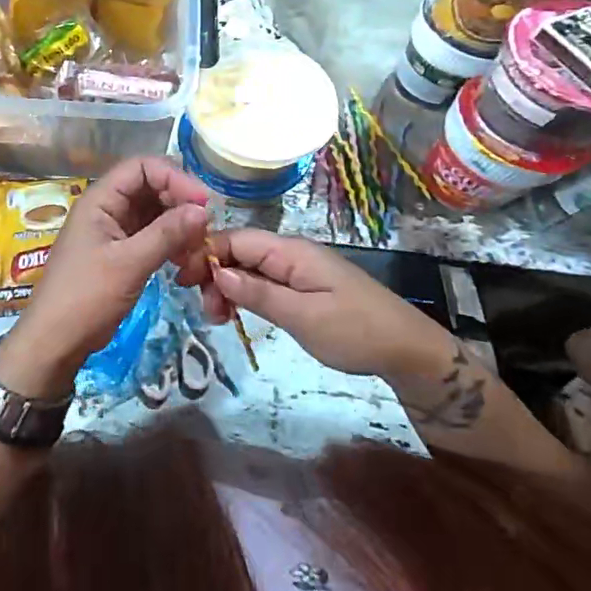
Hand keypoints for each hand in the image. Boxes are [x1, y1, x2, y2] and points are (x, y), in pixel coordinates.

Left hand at [0, 158, 209, 395]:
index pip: (141, 167)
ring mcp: (113, 230)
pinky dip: (171, 243)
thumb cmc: (86, 297)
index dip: (173, 177)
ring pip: (154, 213)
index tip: (202, 202)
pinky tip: (186, 260)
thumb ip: (166, 233)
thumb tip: (203, 209)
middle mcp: (107, 208)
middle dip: (180, 202)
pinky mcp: (121, 253)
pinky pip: (152, 235)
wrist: (55, 342)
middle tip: (206, 226)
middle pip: (150, 187)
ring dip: (178, 225)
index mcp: (100, 200)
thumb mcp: (129, 264)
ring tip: (199, 246)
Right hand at [179, 229, 443, 377]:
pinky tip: (238, 315)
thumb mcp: (302, 317)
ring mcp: (299, 270)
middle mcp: (292, 254)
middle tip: (208, 312)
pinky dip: (246, 296)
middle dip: (214, 274)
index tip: (183, 282)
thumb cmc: (356, 332)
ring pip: (249, 268)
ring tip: (220, 319)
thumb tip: (217, 271)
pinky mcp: (304, 288)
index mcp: (291, 252)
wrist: (408, 351)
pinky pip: (265, 283)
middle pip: (239, 252)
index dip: (205, 254)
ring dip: (228, 288)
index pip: (236, 239)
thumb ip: (258, 293)